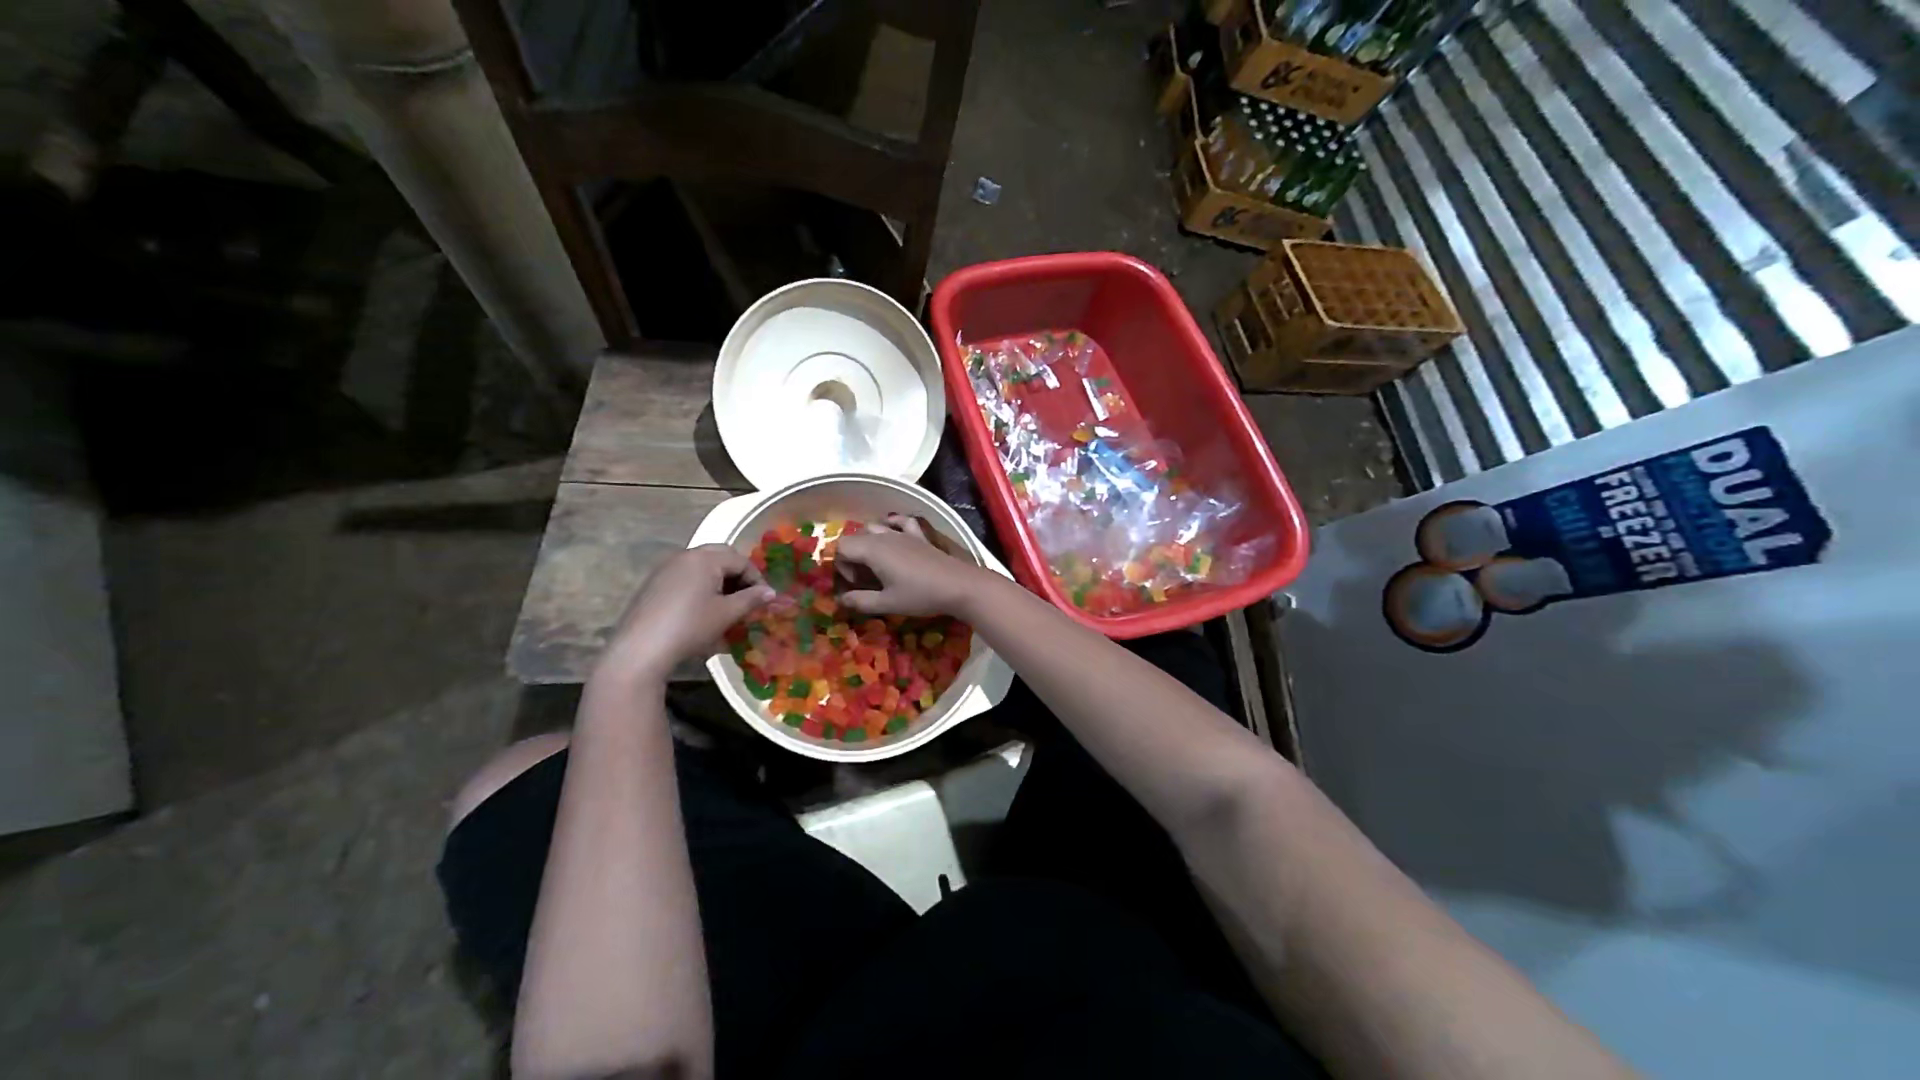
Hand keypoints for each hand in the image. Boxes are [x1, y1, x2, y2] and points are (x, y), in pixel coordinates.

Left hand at [598, 544, 775, 682]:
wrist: (641, 648)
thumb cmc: (690, 627)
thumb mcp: (727, 614)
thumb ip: (751, 599)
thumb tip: (771, 592)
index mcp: (705, 558)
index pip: (740, 560)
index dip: (756, 579)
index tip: (764, 600)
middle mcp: (684, 556)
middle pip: (720, 557)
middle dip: (738, 575)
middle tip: (747, 598)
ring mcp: (666, 569)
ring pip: (702, 567)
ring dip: (719, 581)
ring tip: (727, 606)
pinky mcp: (654, 584)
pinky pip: (685, 578)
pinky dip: (700, 588)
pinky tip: (702, 612)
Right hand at [834, 514, 988, 616]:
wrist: (958, 585)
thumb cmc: (920, 595)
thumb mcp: (887, 603)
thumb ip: (860, 601)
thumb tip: (840, 601)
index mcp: (872, 550)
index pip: (841, 547)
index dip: (841, 565)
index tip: (856, 584)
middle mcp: (884, 536)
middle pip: (855, 536)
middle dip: (852, 556)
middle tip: (865, 580)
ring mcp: (902, 533)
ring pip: (874, 527)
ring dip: (868, 542)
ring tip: (876, 564)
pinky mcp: (919, 535)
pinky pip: (900, 522)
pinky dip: (892, 525)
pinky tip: (893, 535)